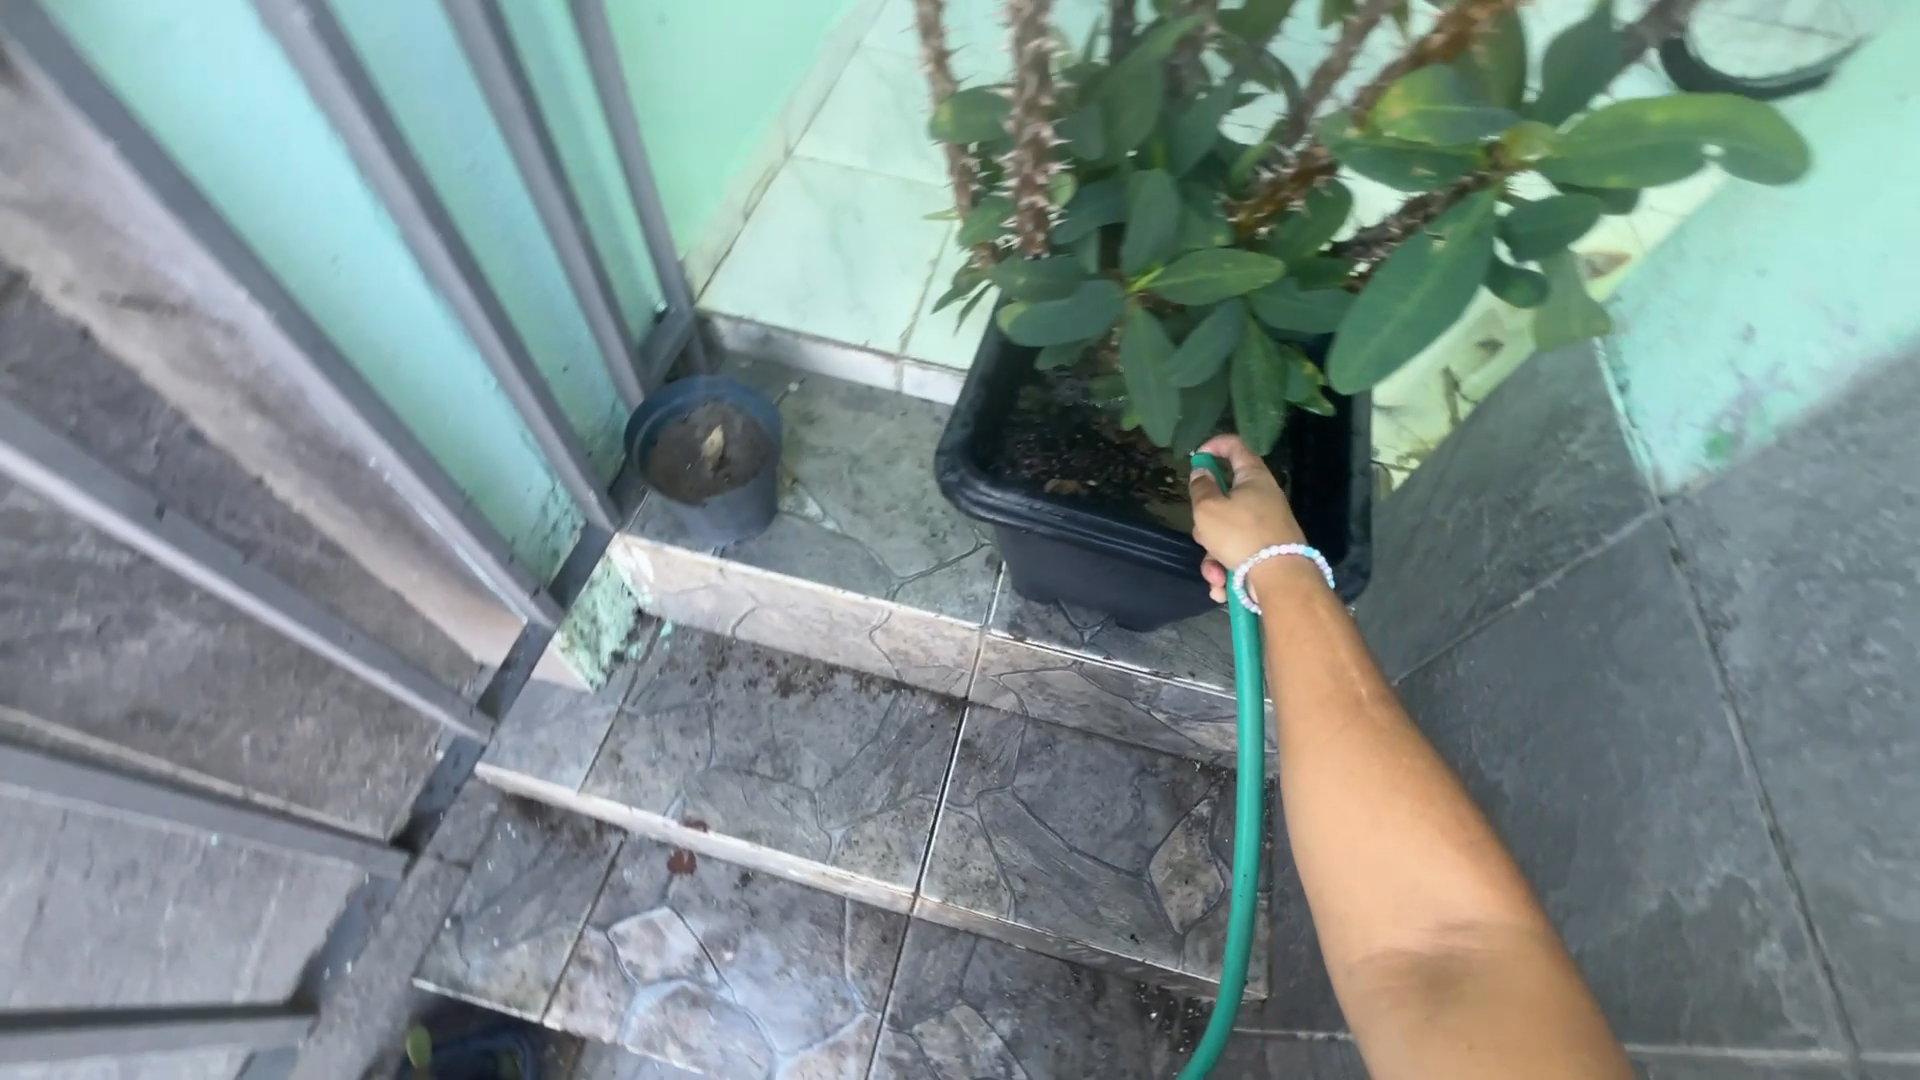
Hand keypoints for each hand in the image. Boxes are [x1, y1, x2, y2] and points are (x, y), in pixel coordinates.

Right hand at [1188, 434, 1307, 604]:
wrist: (1279, 578)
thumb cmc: (1240, 534)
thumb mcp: (1208, 508)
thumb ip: (1200, 488)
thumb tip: (1201, 472)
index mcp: (1252, 478)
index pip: (1235, 447)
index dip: (1214, 445)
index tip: (1196, 456)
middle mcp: (1262, 498)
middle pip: (1223, 500)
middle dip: (1205, 522)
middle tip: (1203, 531)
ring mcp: (1265, 526)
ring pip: (1225, 533)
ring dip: (1213, 555)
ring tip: (1216, 573)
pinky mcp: (1265, 551)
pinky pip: (1236, 555)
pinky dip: (1226, 570)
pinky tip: (1223, 586)